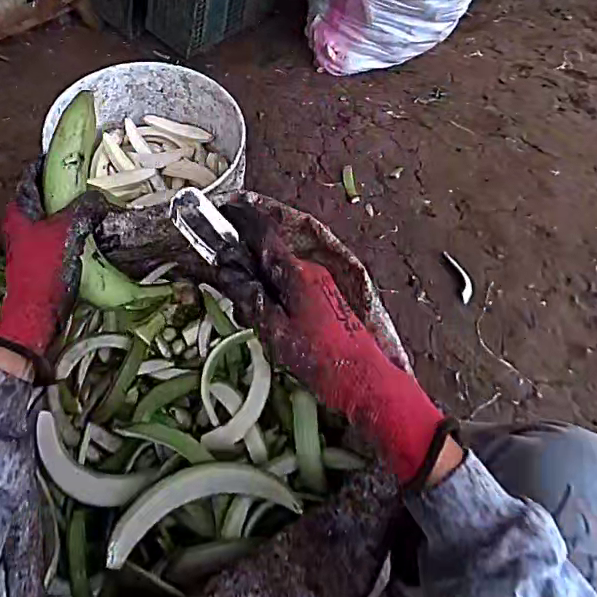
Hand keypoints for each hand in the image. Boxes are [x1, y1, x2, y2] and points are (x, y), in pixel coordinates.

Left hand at [0, 162, 102, 362]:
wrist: (34, 318)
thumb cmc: (44, 271)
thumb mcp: (68, 231)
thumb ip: (84, 208)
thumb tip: (99, 198)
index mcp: (19, 210)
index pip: (32, 174)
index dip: (50, 160)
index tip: (69, 152)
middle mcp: (19, 223)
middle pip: (42, 194)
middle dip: (63, 185)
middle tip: (87, 176)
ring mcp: (26, 242)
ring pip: (49, 215)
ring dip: (68, 209)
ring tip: (92, 201)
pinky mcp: (37, 259)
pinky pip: (55, 234)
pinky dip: (70, 228)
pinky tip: (89, 230)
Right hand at [236, 222, 454, 487]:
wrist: (372, 386)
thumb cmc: (325, 362)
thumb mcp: (277, 332)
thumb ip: (252, 298)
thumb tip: (228, 271)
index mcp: (297, 273)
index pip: (264, 235)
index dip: (241, 219)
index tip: (223, 209)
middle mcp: (311, 271)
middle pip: (269, 256)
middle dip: (245, 263)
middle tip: (227, 282)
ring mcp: (321, 284)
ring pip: (280, 273)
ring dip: (261, 283)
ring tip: (250, 314)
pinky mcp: (327, 299)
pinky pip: (293, 285)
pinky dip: (276, 293)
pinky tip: (271, 320)